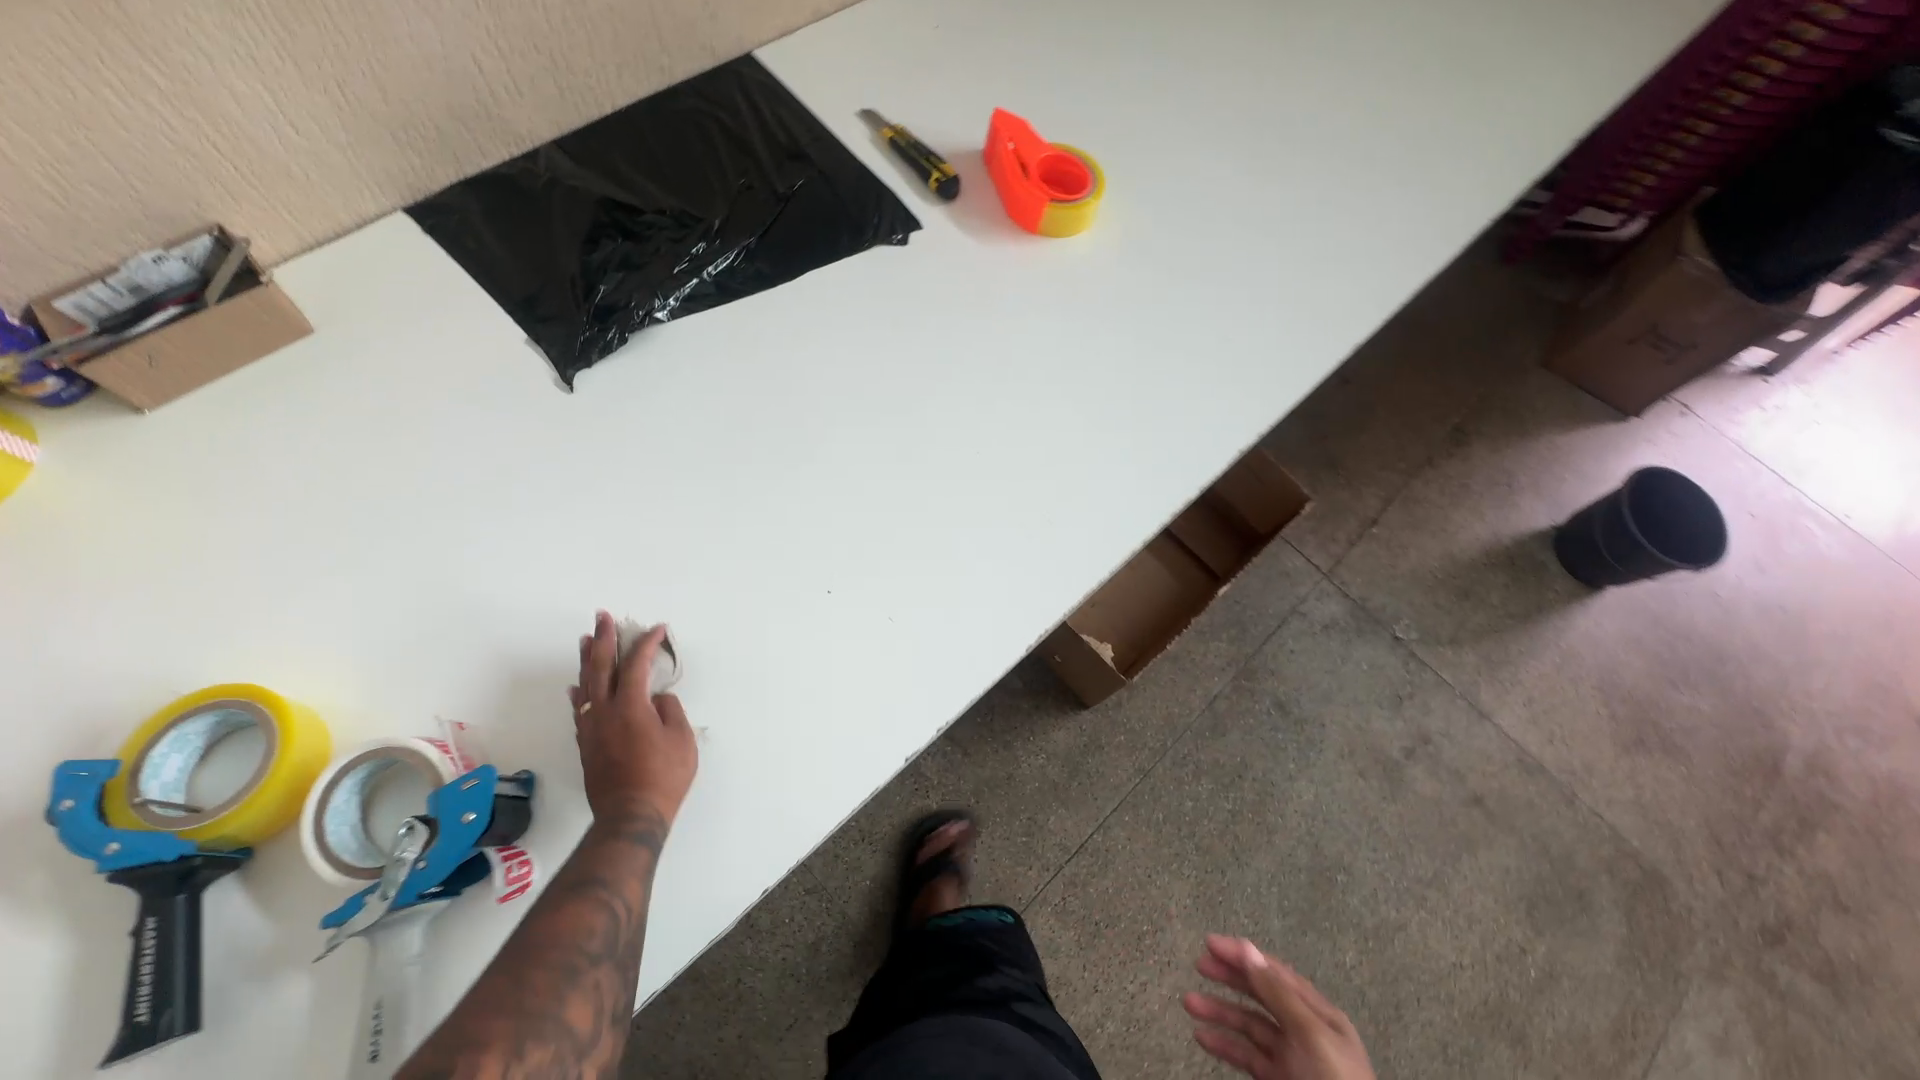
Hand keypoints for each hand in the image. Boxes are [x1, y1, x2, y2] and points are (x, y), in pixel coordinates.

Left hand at [569, 612, 697, 827]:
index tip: (658, 629)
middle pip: (600, 666)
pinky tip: (576, 686)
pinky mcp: (587, 744)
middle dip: (602, 639)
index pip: (636, 664)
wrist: (630, 815)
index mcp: (631, 705)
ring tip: (585, 640)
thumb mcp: (682, 739)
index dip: (647, 643)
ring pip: (585, 685)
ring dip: (586, 660)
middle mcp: (605, 711)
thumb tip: (656, 700)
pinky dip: (579, 693)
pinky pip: (579, 709)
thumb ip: (670, 711)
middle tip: (603, 617)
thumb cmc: (663, 777)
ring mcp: (592, 728)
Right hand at [1183, 935, 1374, 1079]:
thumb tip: (1248, 951)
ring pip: (1249, 1026)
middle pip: (1261, 995)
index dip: (1244, 955)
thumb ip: (1278, 994)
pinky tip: (1202, 1037)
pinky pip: (1246, 1056)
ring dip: (1220, 1012)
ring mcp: (1289, 1057)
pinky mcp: (1276, 1078)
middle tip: (1199, 965)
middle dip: (1230, 978)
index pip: (1275, 974)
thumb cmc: (1334, 1079)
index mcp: (1318, 1013)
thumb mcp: (1309, 1033)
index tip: (1210, 943)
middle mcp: (1302, 1030)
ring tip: (1189, 1003)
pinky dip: (1224, 1045)